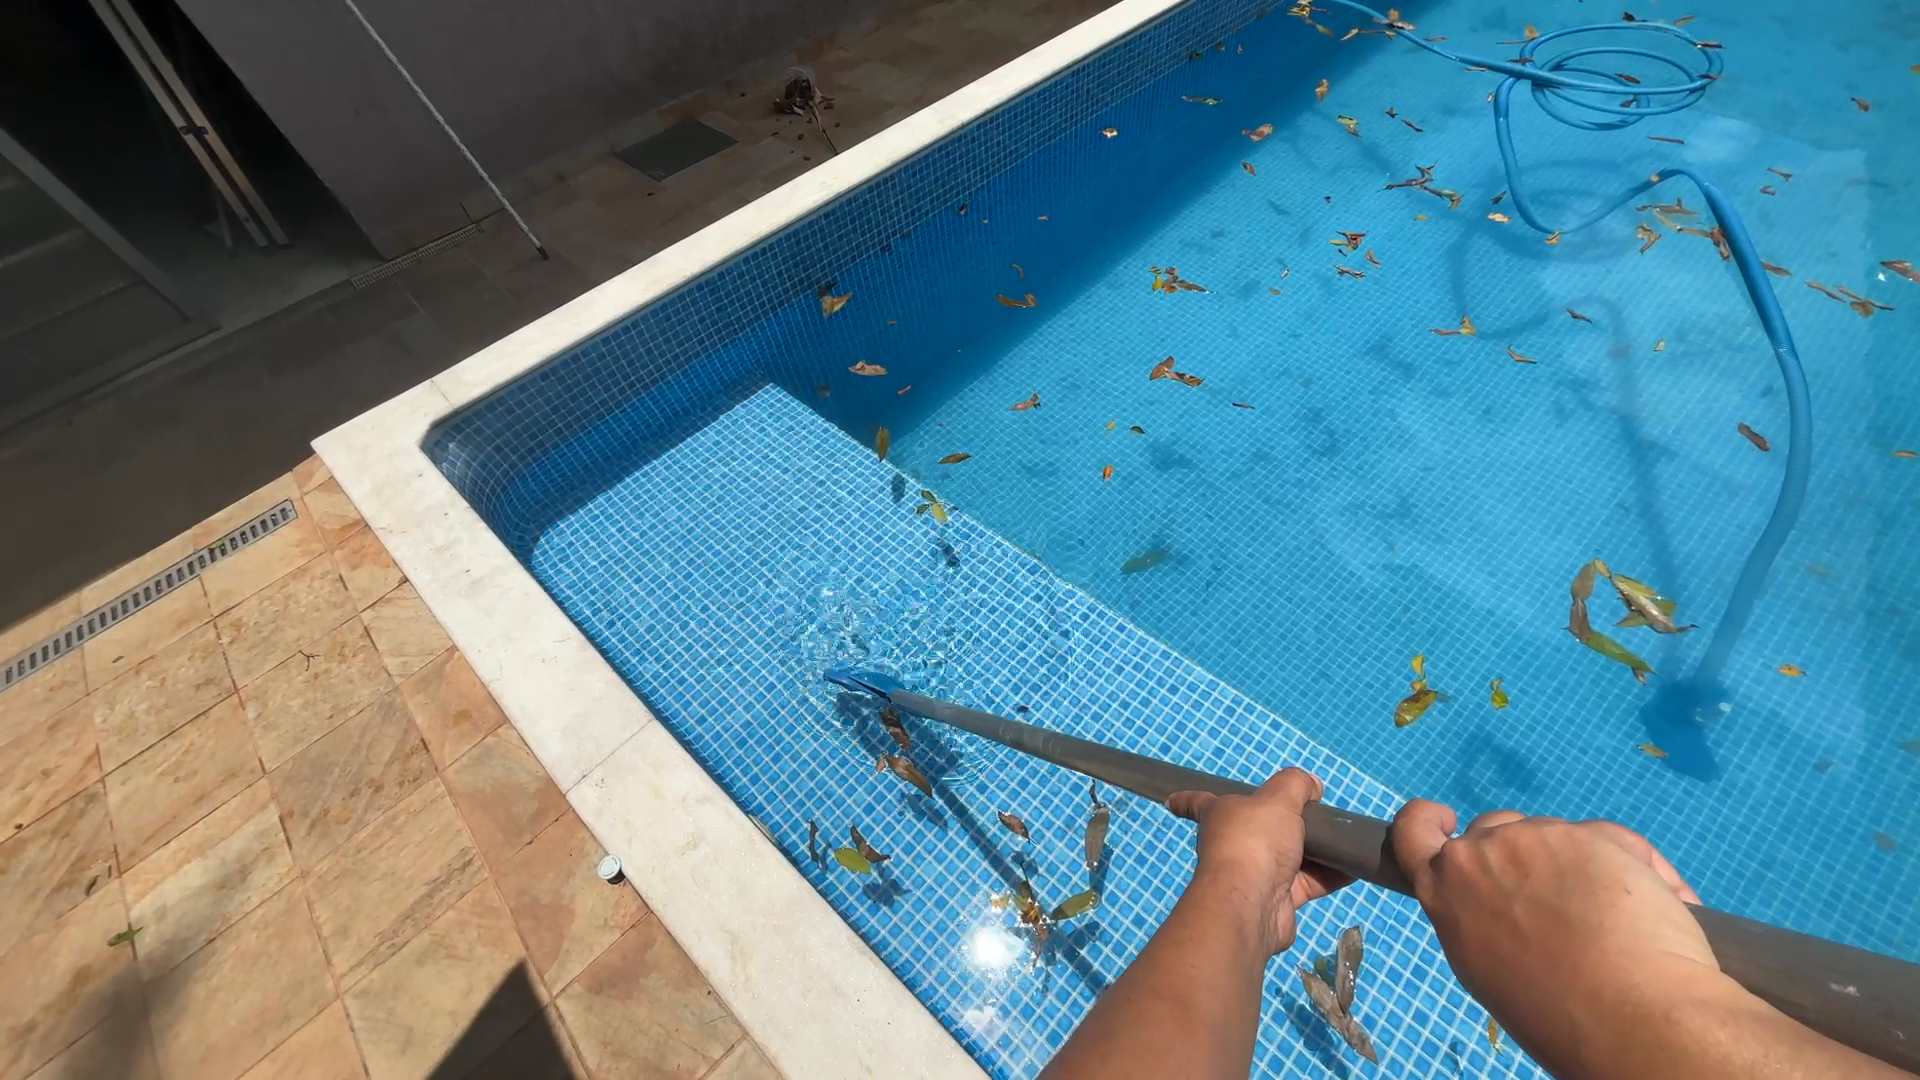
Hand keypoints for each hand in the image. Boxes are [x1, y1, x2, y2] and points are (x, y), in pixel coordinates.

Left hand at [1168, 769, 1352, 955]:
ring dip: (1312, 850)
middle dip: (1279, 825)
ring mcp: (1254, 872)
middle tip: (1311, 817)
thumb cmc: (1254, 840)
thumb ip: (1295, 785)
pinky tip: (1353, 867)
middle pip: (1256, 829)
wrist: (1253, 901)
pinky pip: (1308, 881)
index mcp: (1218, 812)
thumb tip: (1310, 784)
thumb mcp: (1277, 799)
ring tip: (1341, 839)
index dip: (1185, 798)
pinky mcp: (1278, 900)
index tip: (1169, 800)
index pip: (1196, 801)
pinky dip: (1329, 875)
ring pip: (1286, 856)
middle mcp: (1231, 842)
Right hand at [1392, 801, 1733, 1075]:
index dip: (1428, 819)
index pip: (1412, 831)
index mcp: (1441, 890)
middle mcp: (1478, 855)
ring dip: (1584, 863)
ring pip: (1556, 836)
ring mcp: (1531, 839)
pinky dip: (1639, 868)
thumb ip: (1478, 918)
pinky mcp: (1589, 836)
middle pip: (1496, 830)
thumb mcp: (1487, 968)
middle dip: (1526, 853)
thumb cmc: (1555, 1019)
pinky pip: (1614, 841)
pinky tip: (1663, 907)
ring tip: (1625, 919)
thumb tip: (1513, 909)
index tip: (1448, 820)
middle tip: (1566, 899)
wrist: (1633, 1022)